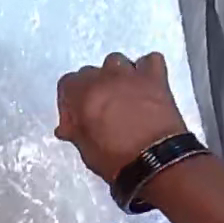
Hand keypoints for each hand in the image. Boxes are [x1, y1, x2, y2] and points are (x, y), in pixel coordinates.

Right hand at [55, 52, 189, 181]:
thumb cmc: (118, 159)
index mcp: (84, 94)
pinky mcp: (157, 78)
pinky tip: (142, 86)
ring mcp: (132, 75)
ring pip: (116, 61)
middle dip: (90, 90)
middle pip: (90, 72)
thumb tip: (67, 127)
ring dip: (114, 76)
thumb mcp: (86, 150)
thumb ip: (75, 131)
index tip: (73, 120)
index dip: (68, 103)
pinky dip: (144, 69)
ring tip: (118, 97)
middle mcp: (106, 77)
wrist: (155, 162)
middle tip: (96, 113)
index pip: (67, 84)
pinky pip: (149, 60)